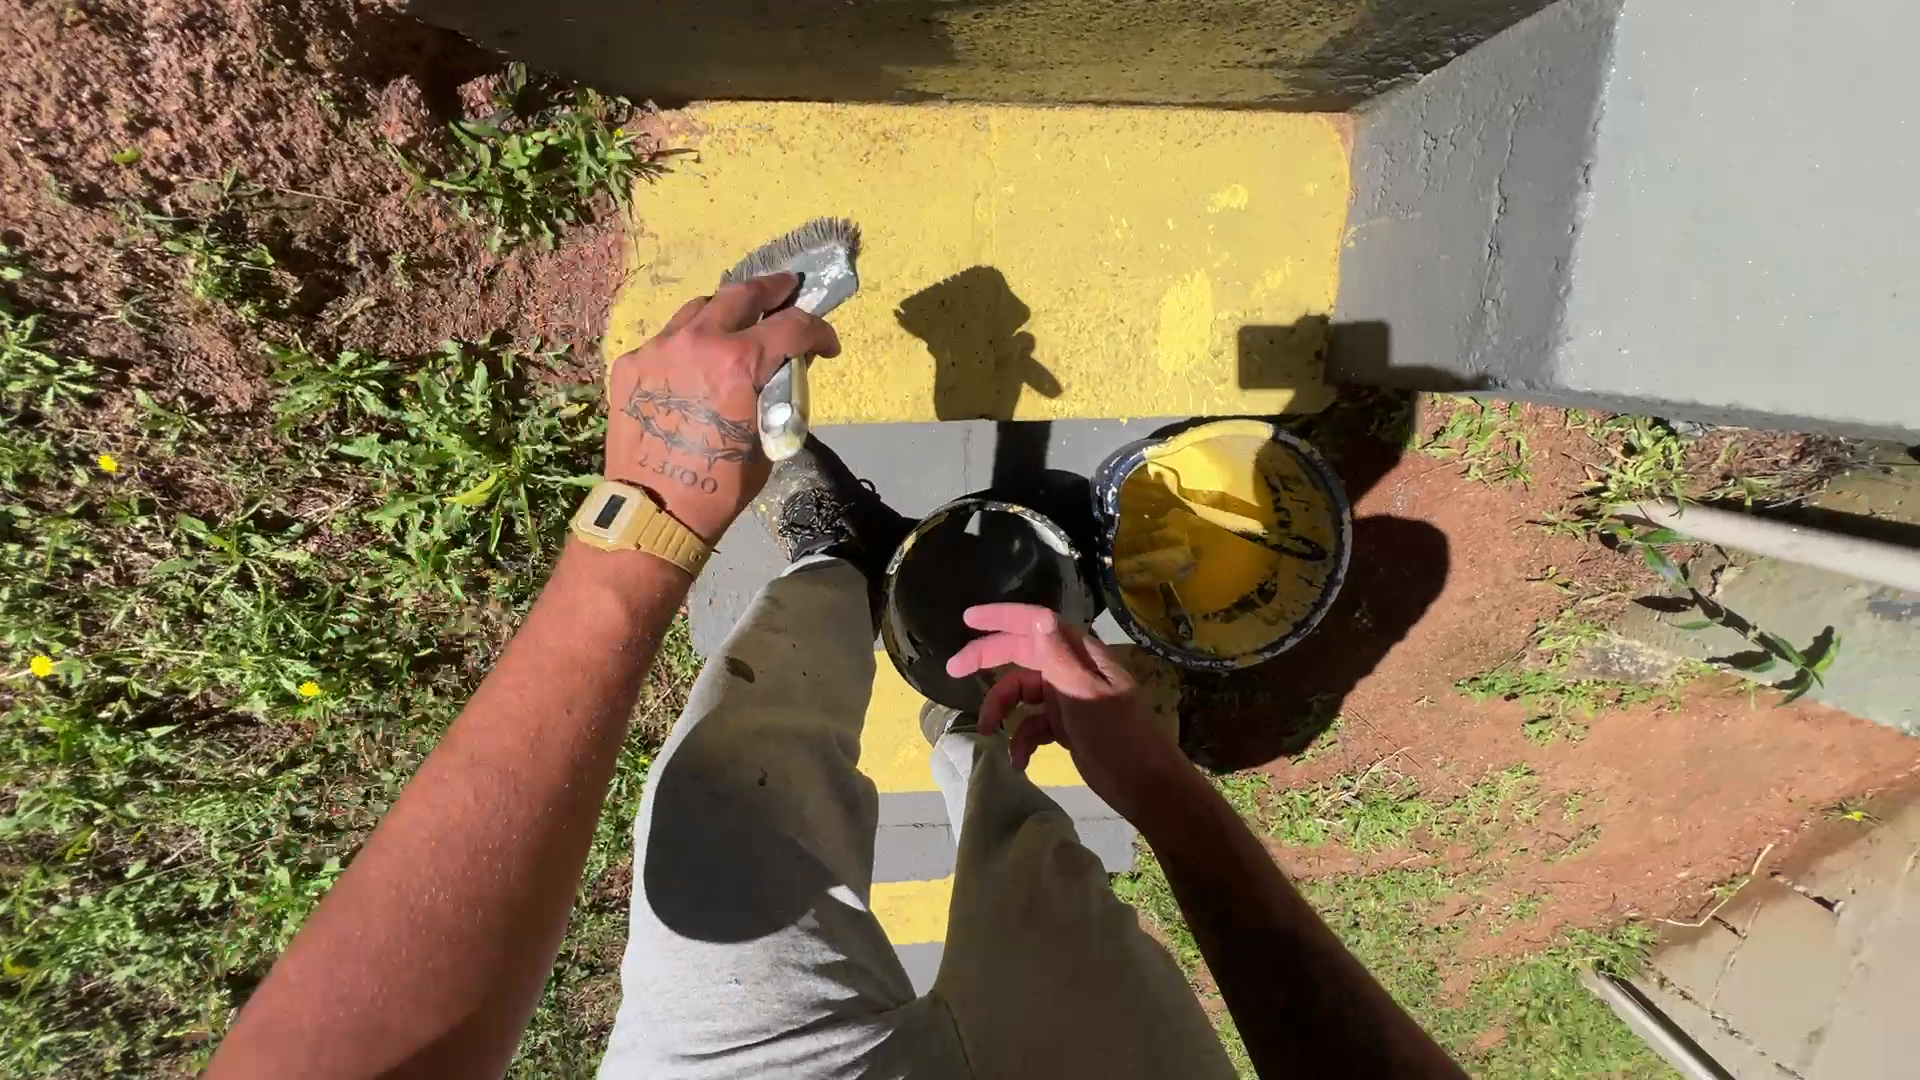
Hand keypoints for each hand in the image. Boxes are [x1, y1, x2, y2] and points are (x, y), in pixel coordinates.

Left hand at [605, 273, 840, 543]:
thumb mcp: (769, 439)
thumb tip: (782, 373)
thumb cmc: (722, 484)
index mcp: (739, 363)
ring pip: (699, 309)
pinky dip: (690, 343)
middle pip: (742, 294)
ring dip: (726, 311)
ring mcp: (658, 348)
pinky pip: (667, 339)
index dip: (819, 332)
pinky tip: (696, 362)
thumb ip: (777, 395)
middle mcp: (698, 341)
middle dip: (773, 290)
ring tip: (739, 320)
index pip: (793, 327)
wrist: (656, 509)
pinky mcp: (631, 364)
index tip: (827, 345)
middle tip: (788, 288)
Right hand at [945, 603, 1187, 818]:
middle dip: (987, 659)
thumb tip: (1038, 618)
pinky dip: (1021, 740)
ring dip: (1002, 710)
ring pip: (1022, 692)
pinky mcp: (1065, 726)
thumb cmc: (1121, 738)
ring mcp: (1068, 698)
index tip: (968, 619)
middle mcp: (1071, 670)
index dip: (1002, 617)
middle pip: (1022, 654)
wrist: (1147, 788)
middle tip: (953, 669)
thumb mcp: (1086, 696)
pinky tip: (1019, 762)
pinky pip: (1032, 724)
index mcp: (1080, 655)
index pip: (1037, 623)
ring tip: (989, 733)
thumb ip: (1059, 658)